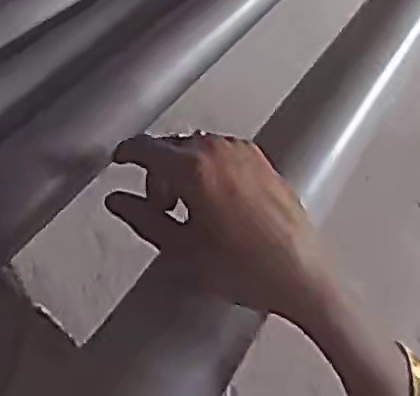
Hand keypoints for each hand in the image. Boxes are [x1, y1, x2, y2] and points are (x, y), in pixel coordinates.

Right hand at [105, 132, 336, 325]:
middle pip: (171, 146)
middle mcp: (217, 149)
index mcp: (194, 168)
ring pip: (196, 147)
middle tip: (162, 206)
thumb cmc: (250, 268)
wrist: (300, 273)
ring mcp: (240, 150)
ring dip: (185, 169)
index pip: (146, 147)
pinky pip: (221, 151)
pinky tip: (216, 202)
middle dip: (159, 172)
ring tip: (192, 210)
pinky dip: (209, 167)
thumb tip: (119, 202)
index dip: (127, 153)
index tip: (120, 158)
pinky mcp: (258, 156)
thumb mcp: (182, 249)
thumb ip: (143, 218)